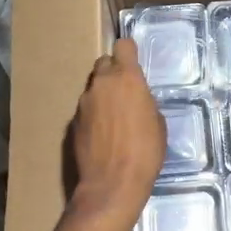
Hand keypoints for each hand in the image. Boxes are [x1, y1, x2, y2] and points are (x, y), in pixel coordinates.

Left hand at [69, 39, 164, 219]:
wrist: (112, 185)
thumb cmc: (145, 153)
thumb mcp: (158, 124)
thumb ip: (145, 102)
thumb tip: (136, 101)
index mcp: (127, 79)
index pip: (123, 45)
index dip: (128, 52)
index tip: (133, 62)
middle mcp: (102, 84)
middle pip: (104, 63)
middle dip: (113, 72)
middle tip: (124, 92)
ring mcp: (83, 102)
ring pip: (93, 88)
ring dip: (103, 95)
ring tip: (114, 119)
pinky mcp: (72, 122)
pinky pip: (86, 109)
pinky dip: (93, 116)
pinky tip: (102, 136)